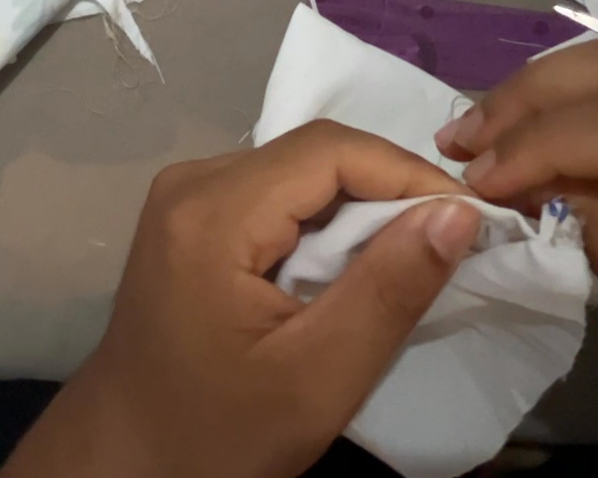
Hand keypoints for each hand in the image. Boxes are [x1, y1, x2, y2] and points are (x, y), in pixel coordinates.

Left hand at [1, 119, 481, 477]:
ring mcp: (185, 191)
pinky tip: (347, 261)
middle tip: (450, 239)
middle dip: (386, 187)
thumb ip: (388, 290)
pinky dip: (320, 217)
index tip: (472, 218)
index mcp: (211, 211)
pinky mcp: (189, 211)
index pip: (326, 150)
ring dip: (356, 203)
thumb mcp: (316, 378)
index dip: (406, 172)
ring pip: (294, 169)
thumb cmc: (217, 433)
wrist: (125, 454)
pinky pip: (271, 190)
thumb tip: (457, 212)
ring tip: (408, 253)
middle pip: (309, 153)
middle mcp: (192, 179)